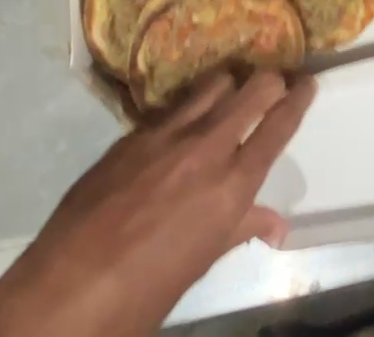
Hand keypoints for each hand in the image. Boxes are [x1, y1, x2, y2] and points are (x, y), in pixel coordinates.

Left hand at [0, 72, 315, 336]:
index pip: (278, 127)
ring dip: (230, 83)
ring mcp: (165, 136)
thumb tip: (277, 225)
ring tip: (232, 90)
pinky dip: (189, 105)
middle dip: (270, 81)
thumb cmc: (144, 294)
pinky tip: (183, 119)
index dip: (299, 99)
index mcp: (232, 187)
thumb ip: (239, 229)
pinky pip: (172, 107)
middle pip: (252, 90)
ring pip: (212, 85)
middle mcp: (206, 149)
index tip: (308, 82)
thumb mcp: (201, 263)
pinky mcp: (130, 136)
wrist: (65, 293)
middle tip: (276, 81)